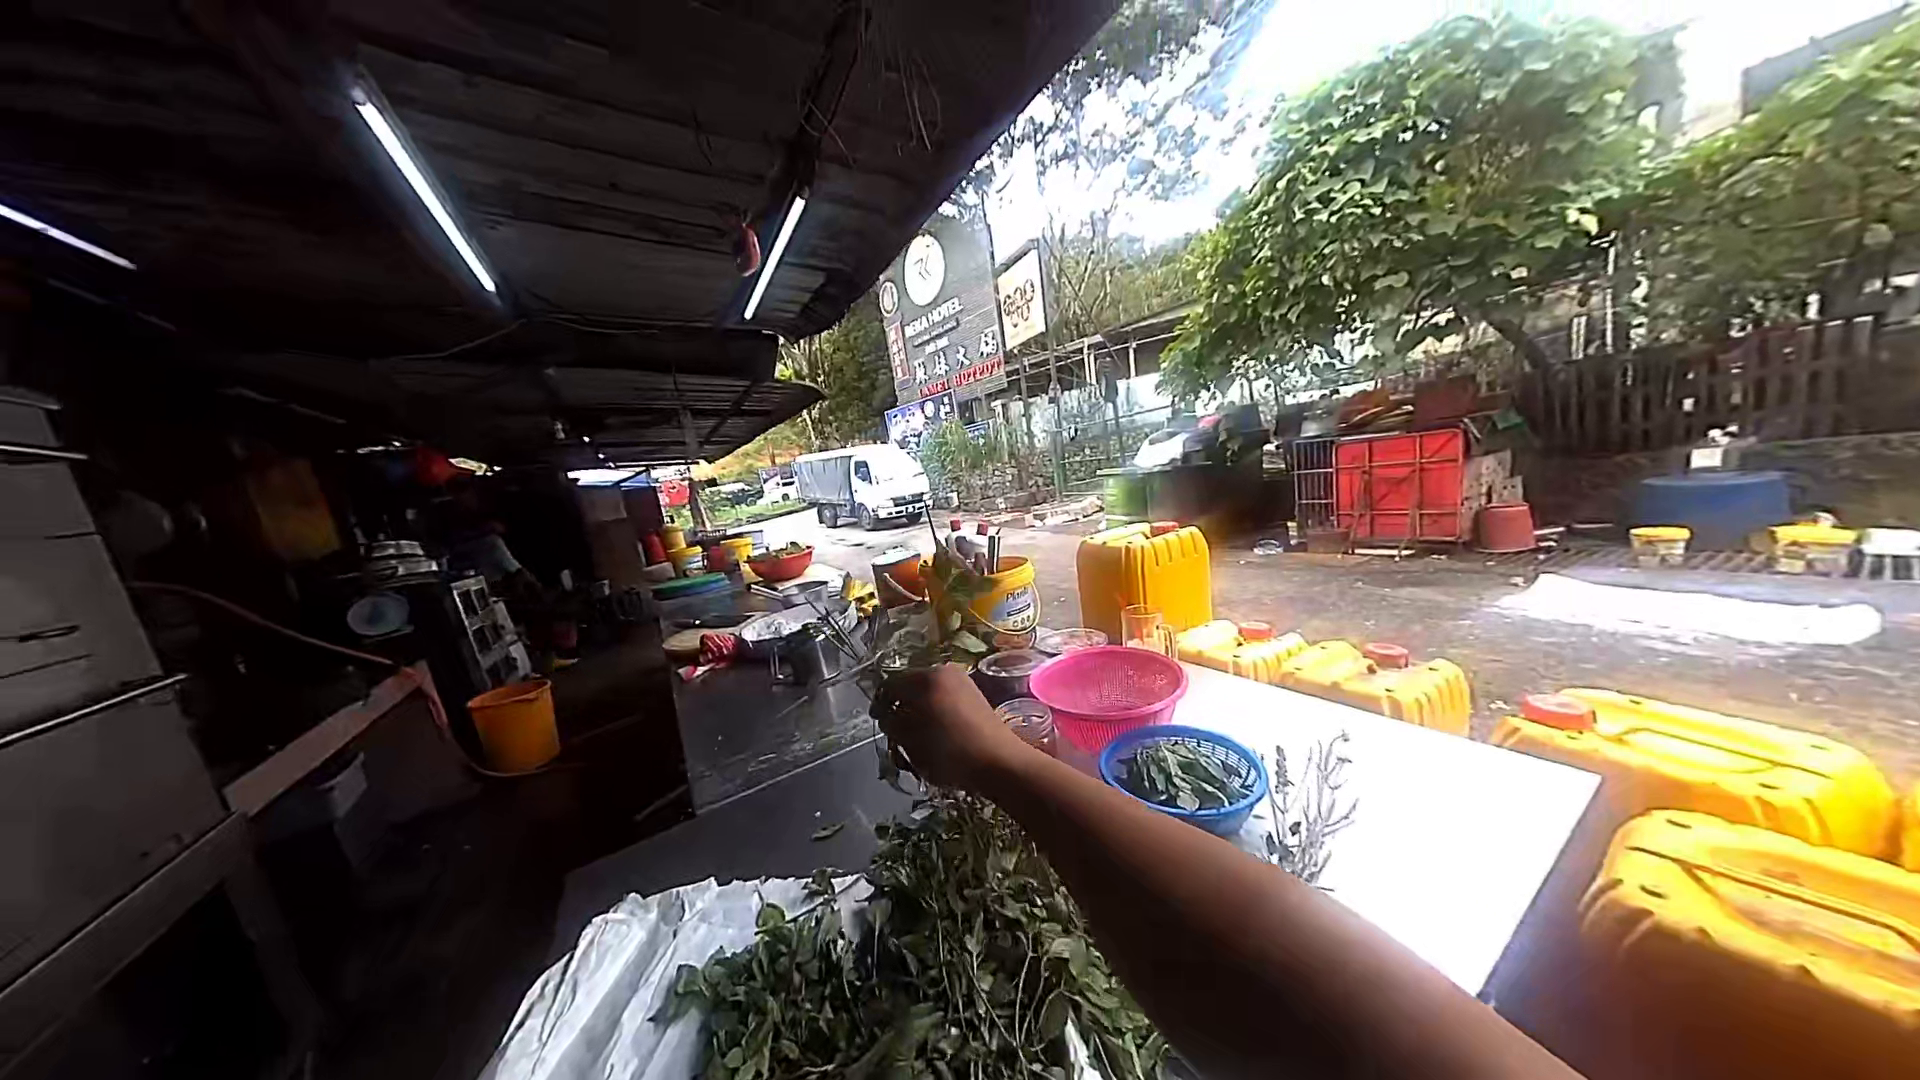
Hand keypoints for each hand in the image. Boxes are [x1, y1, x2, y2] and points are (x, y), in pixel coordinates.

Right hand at [877, 663, 1030, 790]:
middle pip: (910, 687)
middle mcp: (943, 671)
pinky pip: (944, 699)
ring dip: (918, 714)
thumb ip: (893, 724)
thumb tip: (888, 715)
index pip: (890, 684)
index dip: (880, 704)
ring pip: (927, 694)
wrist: (999, 761)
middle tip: (899, 736)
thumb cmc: (951, 752)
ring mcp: (961, 681)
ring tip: (919, 741)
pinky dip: (936, 713)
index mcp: (926, 678)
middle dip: (901, 710)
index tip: (879, 724)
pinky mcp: (973, 695)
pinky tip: (938, 737)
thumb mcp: (912, 741)